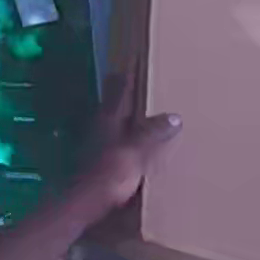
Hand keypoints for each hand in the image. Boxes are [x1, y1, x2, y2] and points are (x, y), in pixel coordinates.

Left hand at [71, 72, 181, 212]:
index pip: (120, 88)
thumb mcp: (136, 153)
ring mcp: (97, 141)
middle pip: (114, 101)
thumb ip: (152, 134)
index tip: (136, 56)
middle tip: (145, 79)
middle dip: (127, 90)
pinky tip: (138, 142)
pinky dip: (128, 134)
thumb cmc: (110, 175)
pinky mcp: (99, 159)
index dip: (128, 73)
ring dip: (128, 113)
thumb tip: (173, 116)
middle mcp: (101, 125)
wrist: (85, 203)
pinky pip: (116, 138)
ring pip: (114, 119)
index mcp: (110, 118)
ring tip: (148, 109)